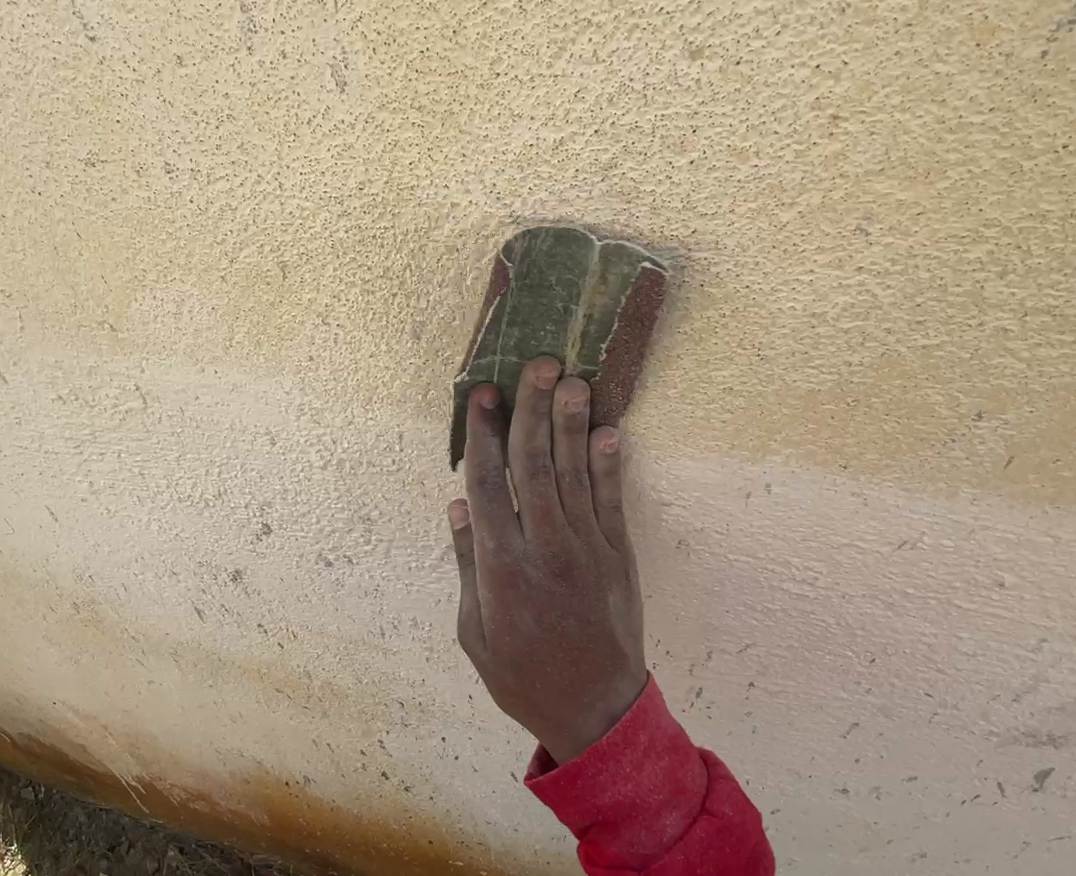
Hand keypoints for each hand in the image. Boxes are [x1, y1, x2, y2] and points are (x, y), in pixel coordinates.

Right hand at [449, 356, 647, 764]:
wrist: (595, 711)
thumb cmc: (522, 673)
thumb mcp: (473, 631)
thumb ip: (466, 565)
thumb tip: (457, 506)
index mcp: (500, 567)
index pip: (487, 484)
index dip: (483, 435)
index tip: (483, 395)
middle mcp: (543, 548)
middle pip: (533, 466)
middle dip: (532, 412)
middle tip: (536, 364)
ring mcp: (586, 550)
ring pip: (574, 474)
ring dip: (571, 424)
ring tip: (571, 380)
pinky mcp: (618, 556)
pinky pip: (612, 502)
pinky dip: (610, 465)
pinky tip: (608, 429)